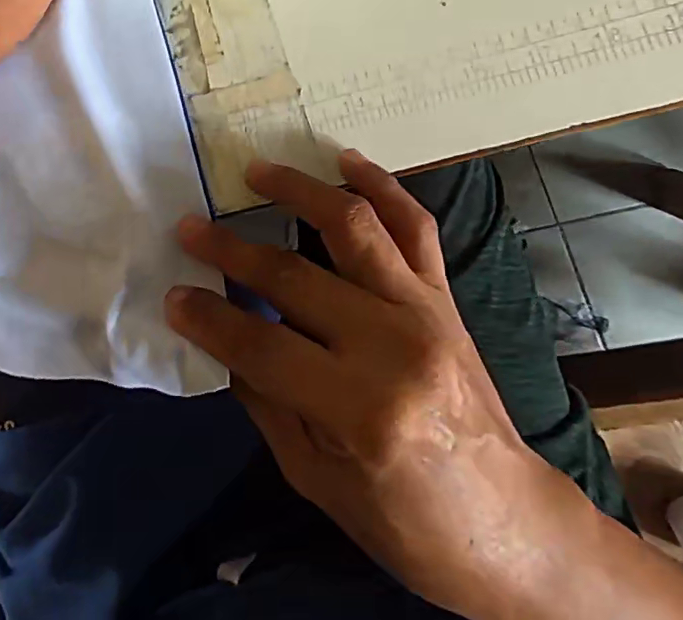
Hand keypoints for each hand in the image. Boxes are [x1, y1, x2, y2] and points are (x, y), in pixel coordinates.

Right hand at [165, 151, 591, 617]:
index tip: (173, 295)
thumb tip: (222, 337)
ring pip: (354, 226)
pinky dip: (381, 185)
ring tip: (258, 171)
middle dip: (231, 250)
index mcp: (360, 409)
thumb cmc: (406, 521)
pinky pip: (414, 225)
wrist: (509, 522)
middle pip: (294, 276)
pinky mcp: (445, 296)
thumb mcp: (315, 476)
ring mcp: (426, 310)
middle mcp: (395, 346)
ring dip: (299, 190)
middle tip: (190, 228)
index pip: (261, 344)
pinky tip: (346, 160)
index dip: (208, 317)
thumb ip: (265, 398)